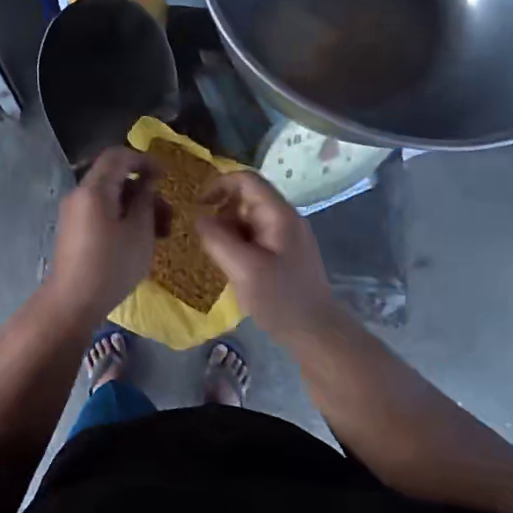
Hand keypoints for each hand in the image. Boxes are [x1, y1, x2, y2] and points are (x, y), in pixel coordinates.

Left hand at [44, 147, 168, 320]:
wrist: (72, 304)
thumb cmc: (111, 267)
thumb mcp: (139, 233)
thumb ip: (145, 201)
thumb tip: (147, 182)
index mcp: (94, 190)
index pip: (118, 156)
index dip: (144, 160)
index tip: (165, 177)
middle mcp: (80, 195)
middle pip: (116, 178)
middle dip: (145, 192)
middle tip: (168, 216)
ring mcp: (74, 213)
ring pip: (111, 197)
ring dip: (137, 208)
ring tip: (161, 234)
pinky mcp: (75, 230)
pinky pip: (102, 212)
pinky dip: (123, 218)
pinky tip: (141, 241)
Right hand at [196, 171, 338, 337]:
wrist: (316, 332)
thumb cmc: (281, 299)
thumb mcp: (244, 269)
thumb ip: (218, 240)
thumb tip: (198, 218)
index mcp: (279, 214)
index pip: (247, 180)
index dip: (218, 185)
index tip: (197, 206)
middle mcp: (285, 219)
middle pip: (247, 198)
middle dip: (221, 212)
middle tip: (204, 238)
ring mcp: (286, 237)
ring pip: (249, 220)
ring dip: (228, 230)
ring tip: (215, 255)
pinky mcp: (284, 254)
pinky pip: (255, 237)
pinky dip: (238, 244)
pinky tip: (230, 266)